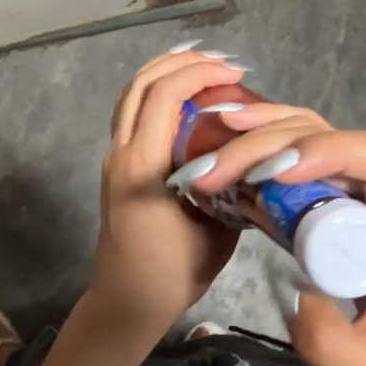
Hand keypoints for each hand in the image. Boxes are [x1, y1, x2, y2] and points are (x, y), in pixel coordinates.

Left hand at [89, 48, 247, 337]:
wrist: (127, 302)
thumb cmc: (174, 274)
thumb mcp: (216, 230)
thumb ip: (229, 185)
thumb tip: (252, 154)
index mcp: (143, 167)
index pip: (163, 98)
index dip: (197, 74)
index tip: (233, 73)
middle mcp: (121, 154)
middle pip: (139, 85)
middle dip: (179, 63)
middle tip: (219, 62)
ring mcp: (113, 158)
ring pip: (129, 96)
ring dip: (162, 74)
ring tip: (201, 68)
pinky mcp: (115, 166)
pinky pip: (129, 115)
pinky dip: (153, 94)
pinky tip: (182, 99)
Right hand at [183, 107, 365, 365]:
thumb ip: (335, 344)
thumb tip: (294, 293)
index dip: (329, 152)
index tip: (275, 177)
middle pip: (330, 136)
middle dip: (266, 146)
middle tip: (210, 174)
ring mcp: (359, 184)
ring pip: (309, 130)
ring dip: (257, 133)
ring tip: (209, 142)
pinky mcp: (334, 187)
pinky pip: (297, 144)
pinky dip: (259, 135)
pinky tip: (223, 138)